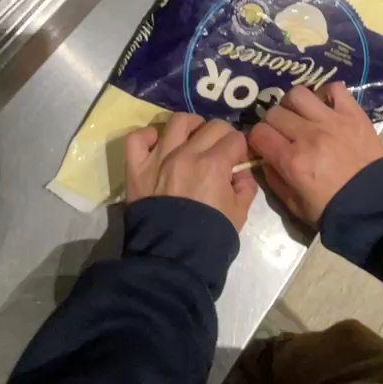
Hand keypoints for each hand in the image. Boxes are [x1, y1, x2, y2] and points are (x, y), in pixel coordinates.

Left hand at [125, 113, 257, 230]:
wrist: (172, 261)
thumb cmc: (210, 238)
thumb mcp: (239, 214)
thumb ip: (245, 187)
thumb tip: (240, 174)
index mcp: (214, 164)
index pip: (235, 139)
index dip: (241, 149)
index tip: (238, 161)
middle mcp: (186, 154)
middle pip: (211, 126)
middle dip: (222, 136)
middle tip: (221, 151)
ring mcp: (159, 159)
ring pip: (177, 122)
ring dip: (191, 126)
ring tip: (194, 138)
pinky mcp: (137, 169)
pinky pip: (137, 139)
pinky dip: (147, 135)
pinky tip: (158, 142)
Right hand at [247, 82, 382, 225]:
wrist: (373, 208)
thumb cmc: (331, 210)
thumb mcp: (294, 205)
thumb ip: (274, 179)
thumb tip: (265, 158)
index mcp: (293, 161)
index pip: (259, 133)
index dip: (257, 139)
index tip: (264, 144)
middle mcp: (309, 136)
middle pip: (275, 112)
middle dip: (273, 124)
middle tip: (284, 133)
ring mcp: (332, 121)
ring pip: (298, 94)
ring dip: (294, 105)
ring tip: (302, 117)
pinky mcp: (353, 114)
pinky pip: (335, 88)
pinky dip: (326, 94)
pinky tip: (325, 108)